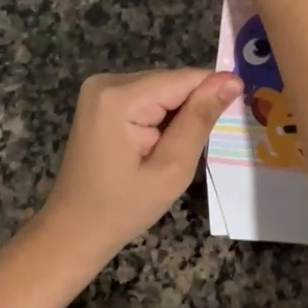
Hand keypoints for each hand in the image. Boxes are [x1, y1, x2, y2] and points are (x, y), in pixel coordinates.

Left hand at [36, 68, 241, 251]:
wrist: (74, 229)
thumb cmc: (124, 207)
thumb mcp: (172, 167)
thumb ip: (200, 119)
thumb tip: (232, 80)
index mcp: (121, 97)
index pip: (186, 78)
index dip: (212, 95)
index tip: (227, 123)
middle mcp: (107, 81)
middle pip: (172, 82)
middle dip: (189, 110)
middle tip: (187, 151)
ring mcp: (99, 89)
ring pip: (162, 89)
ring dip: (175, 116)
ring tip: (169, 152)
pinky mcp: (100, 100)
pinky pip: (146, 97)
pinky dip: (159, 118)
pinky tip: (154, 146)